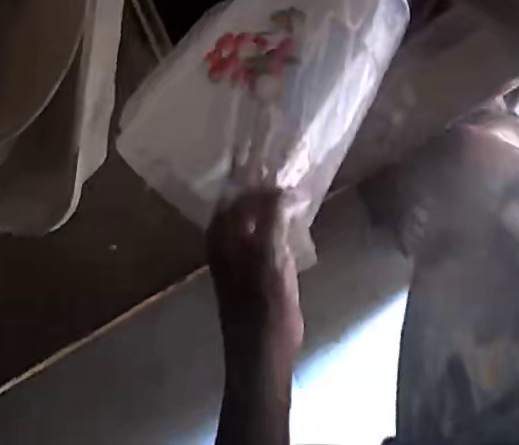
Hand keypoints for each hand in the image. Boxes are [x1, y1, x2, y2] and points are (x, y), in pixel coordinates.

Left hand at [207, 190, 302, 363]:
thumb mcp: (270, 253)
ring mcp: (240, 254)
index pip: (237, 190)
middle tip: (292, 173)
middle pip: (244, 201)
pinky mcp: (255, 267)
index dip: (257, 178)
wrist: (264, 351)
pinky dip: (278, 222)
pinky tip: (296, 218)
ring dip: (273, 204)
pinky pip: (265, 233)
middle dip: (266, 188)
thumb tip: (282, 189)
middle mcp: (225, 239)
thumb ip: (273, 216)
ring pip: (255, 217)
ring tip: (297, 191)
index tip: (282, 166)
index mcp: (221, 233)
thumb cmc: (264, 302)